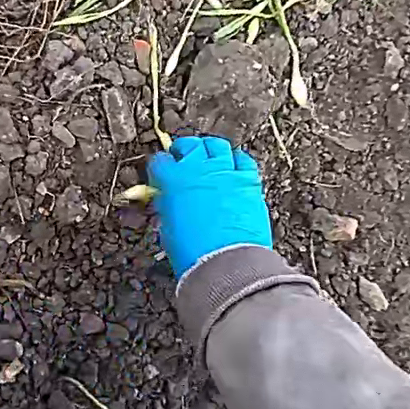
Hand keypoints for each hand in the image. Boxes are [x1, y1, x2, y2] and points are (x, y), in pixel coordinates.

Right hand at [147, 136, 272, 275]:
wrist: (227, 263)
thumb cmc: (194, 253)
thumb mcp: (168, 229)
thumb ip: (167, 207)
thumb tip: (168, 200)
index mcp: (174, 181)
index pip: (161, 161)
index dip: (161, 166)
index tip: (162, 172)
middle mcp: (200, 170)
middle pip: (190, 145)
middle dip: (184, 149)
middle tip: (183, 157)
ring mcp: (226, 172)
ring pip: (217, 146)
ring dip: (209, 150)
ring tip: (208, 157)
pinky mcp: (248, 181)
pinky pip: (243, 160)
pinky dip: (236, 160)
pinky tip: (233, 167)